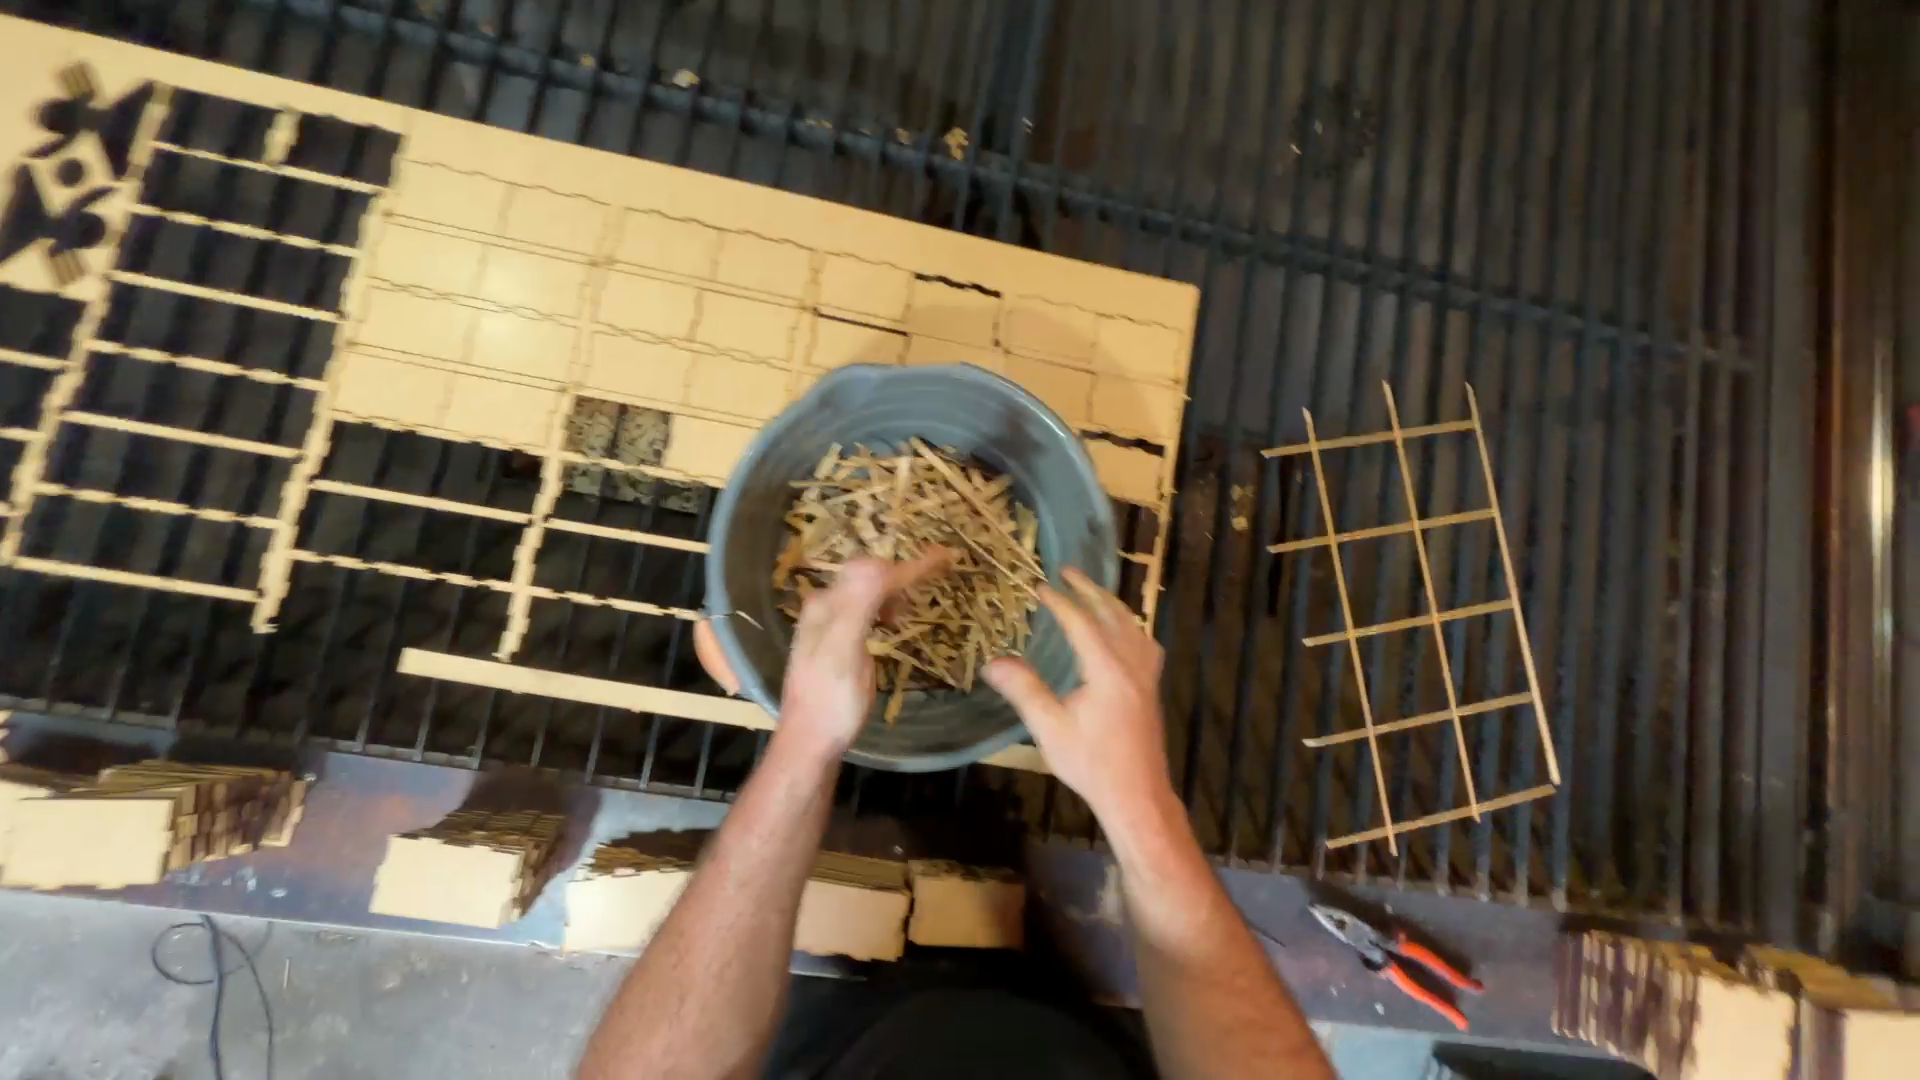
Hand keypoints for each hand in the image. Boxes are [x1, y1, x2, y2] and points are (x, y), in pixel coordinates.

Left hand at [779, 550, 949, 756]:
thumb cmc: (831, 703)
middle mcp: (824, 607)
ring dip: (893, 588)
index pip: (873, 573)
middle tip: (937, 573)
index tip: (946, 557)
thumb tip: (879, 564)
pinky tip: (891, 622)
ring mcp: (827, 625)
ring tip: (912, 607)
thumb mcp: (844, 653)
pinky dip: (884, 605)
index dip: (911, 565)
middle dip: (903, 570)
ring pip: (865, 589)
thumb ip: (858, 606)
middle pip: (868, 573)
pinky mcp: (835, 641)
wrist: (809, 742)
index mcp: (827, 606)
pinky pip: (863, 607)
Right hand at [983, 567, 1170, 824]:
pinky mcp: (1151, 688)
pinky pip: (1144, 642)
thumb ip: (1024, 691)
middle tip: (1068, 571)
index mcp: (1107, 671)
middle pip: (1113, 615)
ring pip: (1133, 626)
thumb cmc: (1091, 764)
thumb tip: (992, 661)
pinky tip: (1123, 631)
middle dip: (1090, 590)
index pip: (1082, 624)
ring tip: (1092, 592)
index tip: (1039, 586)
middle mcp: (1132, 665)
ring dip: (1111, 603)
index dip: (1060, 603)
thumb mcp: (1050, 729)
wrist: (1137, 795)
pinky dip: (1129, 625)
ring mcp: (1147, 676)